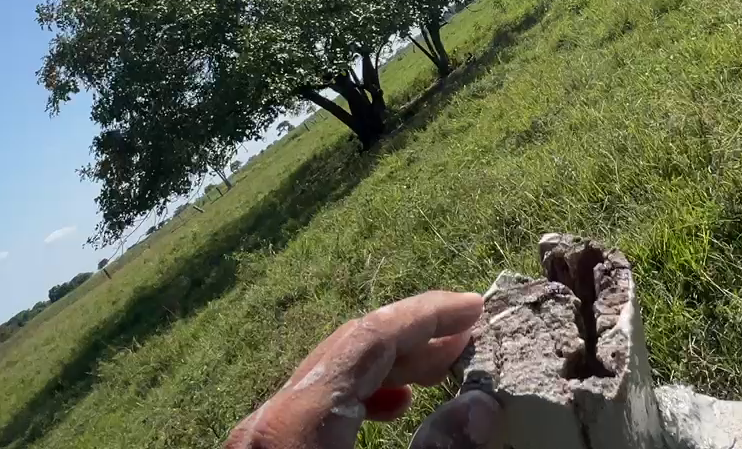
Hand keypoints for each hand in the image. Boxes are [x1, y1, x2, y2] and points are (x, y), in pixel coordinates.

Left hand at [226, 291, 502, 448]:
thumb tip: (482, 405)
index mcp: (298, 418)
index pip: (371, 335)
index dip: (428, 313)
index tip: (474, 306)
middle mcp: (271, 417)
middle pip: (352, 349)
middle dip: (415, 335)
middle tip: (469, 333)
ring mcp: (259, 438)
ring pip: (333, 376)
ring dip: (392, 364)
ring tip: (440, 367)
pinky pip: (315, 406)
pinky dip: (360, 396)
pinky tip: (391, 409)